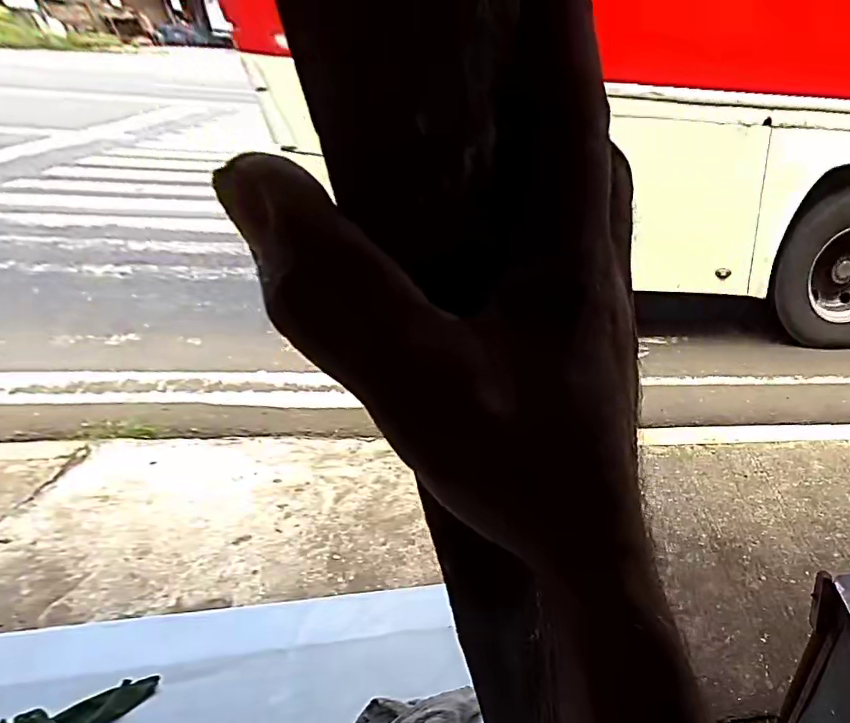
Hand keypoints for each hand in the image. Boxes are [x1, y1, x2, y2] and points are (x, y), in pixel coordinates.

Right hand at [211, 41, 638, 586]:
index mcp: (573, 259)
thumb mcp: (419, 386)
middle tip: (488, 52)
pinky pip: (564, 260)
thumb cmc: (524, 472)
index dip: (556, 29)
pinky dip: (530, 226)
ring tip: (480, 131)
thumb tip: (251, 182)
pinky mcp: (585, 348)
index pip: (573, 112)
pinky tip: (486, 246)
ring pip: (581, 208)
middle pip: (585, 151)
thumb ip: (336, 291)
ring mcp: (598, 313)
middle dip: (546, 86)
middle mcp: (598, 273)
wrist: (586, 543)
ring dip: (542, 157)